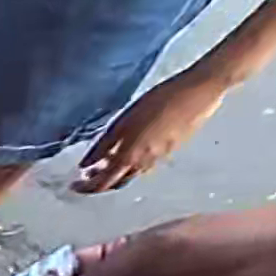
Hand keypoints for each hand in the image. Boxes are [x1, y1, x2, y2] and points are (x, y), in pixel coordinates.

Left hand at [73, 72, 227, 193]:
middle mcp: (143, 164)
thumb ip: (102, 147)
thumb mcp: (123, 122)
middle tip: (87, 175)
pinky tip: (129, 151)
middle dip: (99, 183)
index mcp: (129, 158)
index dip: (85, 188)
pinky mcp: (172, 149)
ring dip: (115, 173)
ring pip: (131, 174)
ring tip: (105, 162)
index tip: (73, 185)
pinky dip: (132, 164)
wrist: (202, 87)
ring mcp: (160, 158)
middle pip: (115, 183)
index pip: (100, 184)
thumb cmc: (159, 101)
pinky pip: (146, 164)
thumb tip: (84, 165)